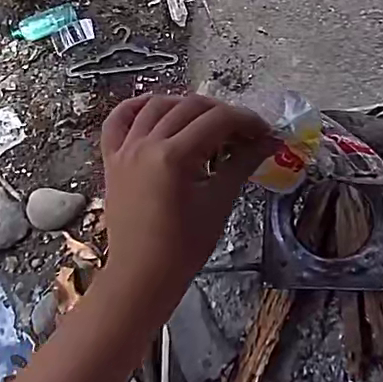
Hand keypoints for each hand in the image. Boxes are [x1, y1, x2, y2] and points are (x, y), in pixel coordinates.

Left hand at [100, 94, 275, 297]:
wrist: (142, 275)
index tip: (264, 132)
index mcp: (174, 156)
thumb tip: (269, 142)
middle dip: (223, 113)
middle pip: (191, 107)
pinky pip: (119, 121)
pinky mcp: (113, 159)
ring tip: (207, 122)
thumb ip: (242, 163)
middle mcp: (146, 144)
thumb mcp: (219, 201)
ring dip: (187, 106)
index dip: (247, 121)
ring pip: (158, 106)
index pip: (218, 120)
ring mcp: (125, 149)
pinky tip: (157, 109)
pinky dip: (137, 108)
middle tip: (244, 132)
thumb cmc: (184, 245)